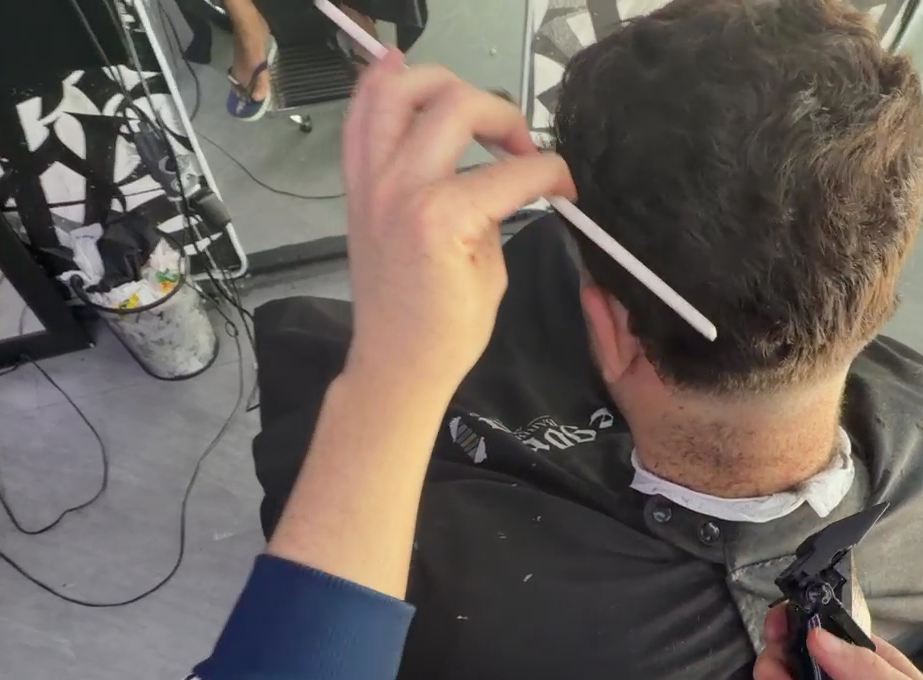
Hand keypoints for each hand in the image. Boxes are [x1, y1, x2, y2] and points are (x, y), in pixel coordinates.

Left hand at [340, 54, 575, 402]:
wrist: (395, 364)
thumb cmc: (448, 336)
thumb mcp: (492, 276)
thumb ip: (496, 217)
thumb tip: (502, 185)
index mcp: (444, 217)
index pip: (513, 172)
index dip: (551, 174)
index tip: (565, 187)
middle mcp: (402, 186)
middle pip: (459, 106)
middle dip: (505, 115)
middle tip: (522, 148)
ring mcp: (372, 181)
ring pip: (399, 91)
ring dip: (441, 83)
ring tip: (469, 104)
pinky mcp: (357, 187)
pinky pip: (359, 119)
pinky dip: (378, 87)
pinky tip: (401, 71)